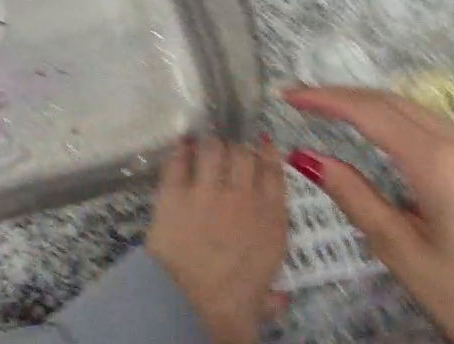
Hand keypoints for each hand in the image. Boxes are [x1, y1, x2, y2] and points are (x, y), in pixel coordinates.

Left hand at [144, 137, 288, 343]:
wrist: (186, 304)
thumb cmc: (229, 310)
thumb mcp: (260, 306)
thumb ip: (271, 296)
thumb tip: (279, 298)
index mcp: (272, 225)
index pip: (274, 175)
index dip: (268, 154)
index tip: (262, 142)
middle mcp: (243, 198)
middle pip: (243, 154)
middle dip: (237, 147)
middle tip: (229, 148)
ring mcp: (207, 190)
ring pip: (213, 148)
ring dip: (210, 145)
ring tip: (204, 145)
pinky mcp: (174, 189)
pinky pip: (179, 159)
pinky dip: (181, 149)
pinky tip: (181, 145)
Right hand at [284, 86, 453, 343]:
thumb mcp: (401, 251)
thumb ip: (353, 195)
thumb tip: (304, 156)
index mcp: (442, 165)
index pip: (372, 113)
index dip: (326, 98)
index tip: (289, 95)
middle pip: (395, 103)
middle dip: (345, 96)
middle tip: (303, 99)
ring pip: (419, 112)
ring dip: (374, 106)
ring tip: (334, 112)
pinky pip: (442, 129)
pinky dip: (403, 122)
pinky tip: (383, 134)